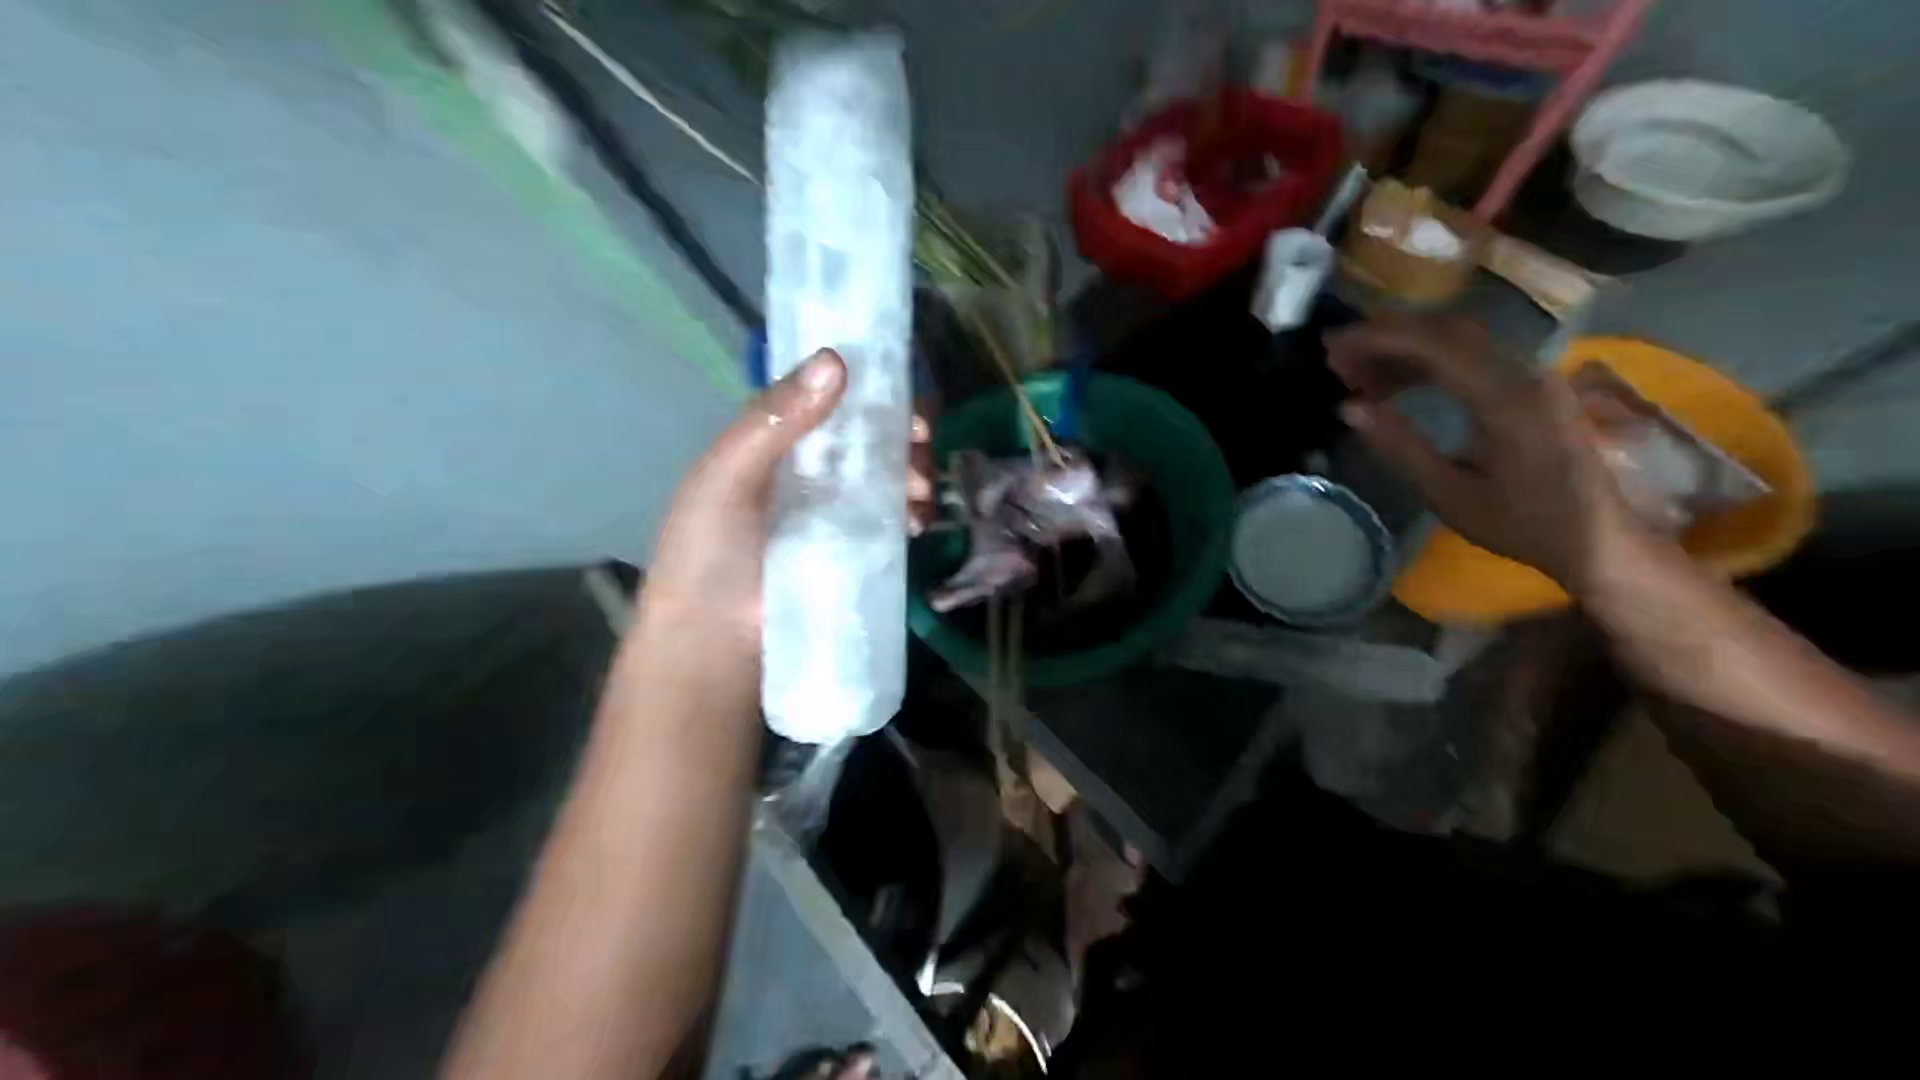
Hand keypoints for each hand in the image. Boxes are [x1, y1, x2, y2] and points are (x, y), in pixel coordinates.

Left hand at [640, 349, 935, 645]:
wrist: (713, 642)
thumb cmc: (709, 552)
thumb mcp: (729, 474)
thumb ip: (774, 417)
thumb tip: (835, 359)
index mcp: (774, 442)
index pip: (828, 398)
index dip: (868, 388)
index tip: (901, 390)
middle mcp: (808, 470)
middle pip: (868, 437)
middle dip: (903, 433)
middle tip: (920, 443)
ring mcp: (834, 512)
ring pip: (887, 476)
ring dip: (914, 472)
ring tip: (920, 492)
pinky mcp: (853, 551)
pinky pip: (891, 519)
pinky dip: (913, 513)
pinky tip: (918, 523)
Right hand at [1325, 316, 1643, 590]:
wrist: (1602, 537)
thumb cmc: (1522, 523)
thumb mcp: (1448, 493)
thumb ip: (1399, 446)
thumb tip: (1349, 408)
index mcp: (1504, 397)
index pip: (1434, 343)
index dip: (1378, 337)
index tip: (1333, 346)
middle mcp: (1524, 372)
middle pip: (1446, 330)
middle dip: (1385, 336)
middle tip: (1336, 358)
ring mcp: (1532, 374)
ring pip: (1458, 339)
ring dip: (1403, 348)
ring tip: (1358, 375)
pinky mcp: (1531, 384)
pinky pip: (1471, 355)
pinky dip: (1427, 360)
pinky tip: (1396, 384)